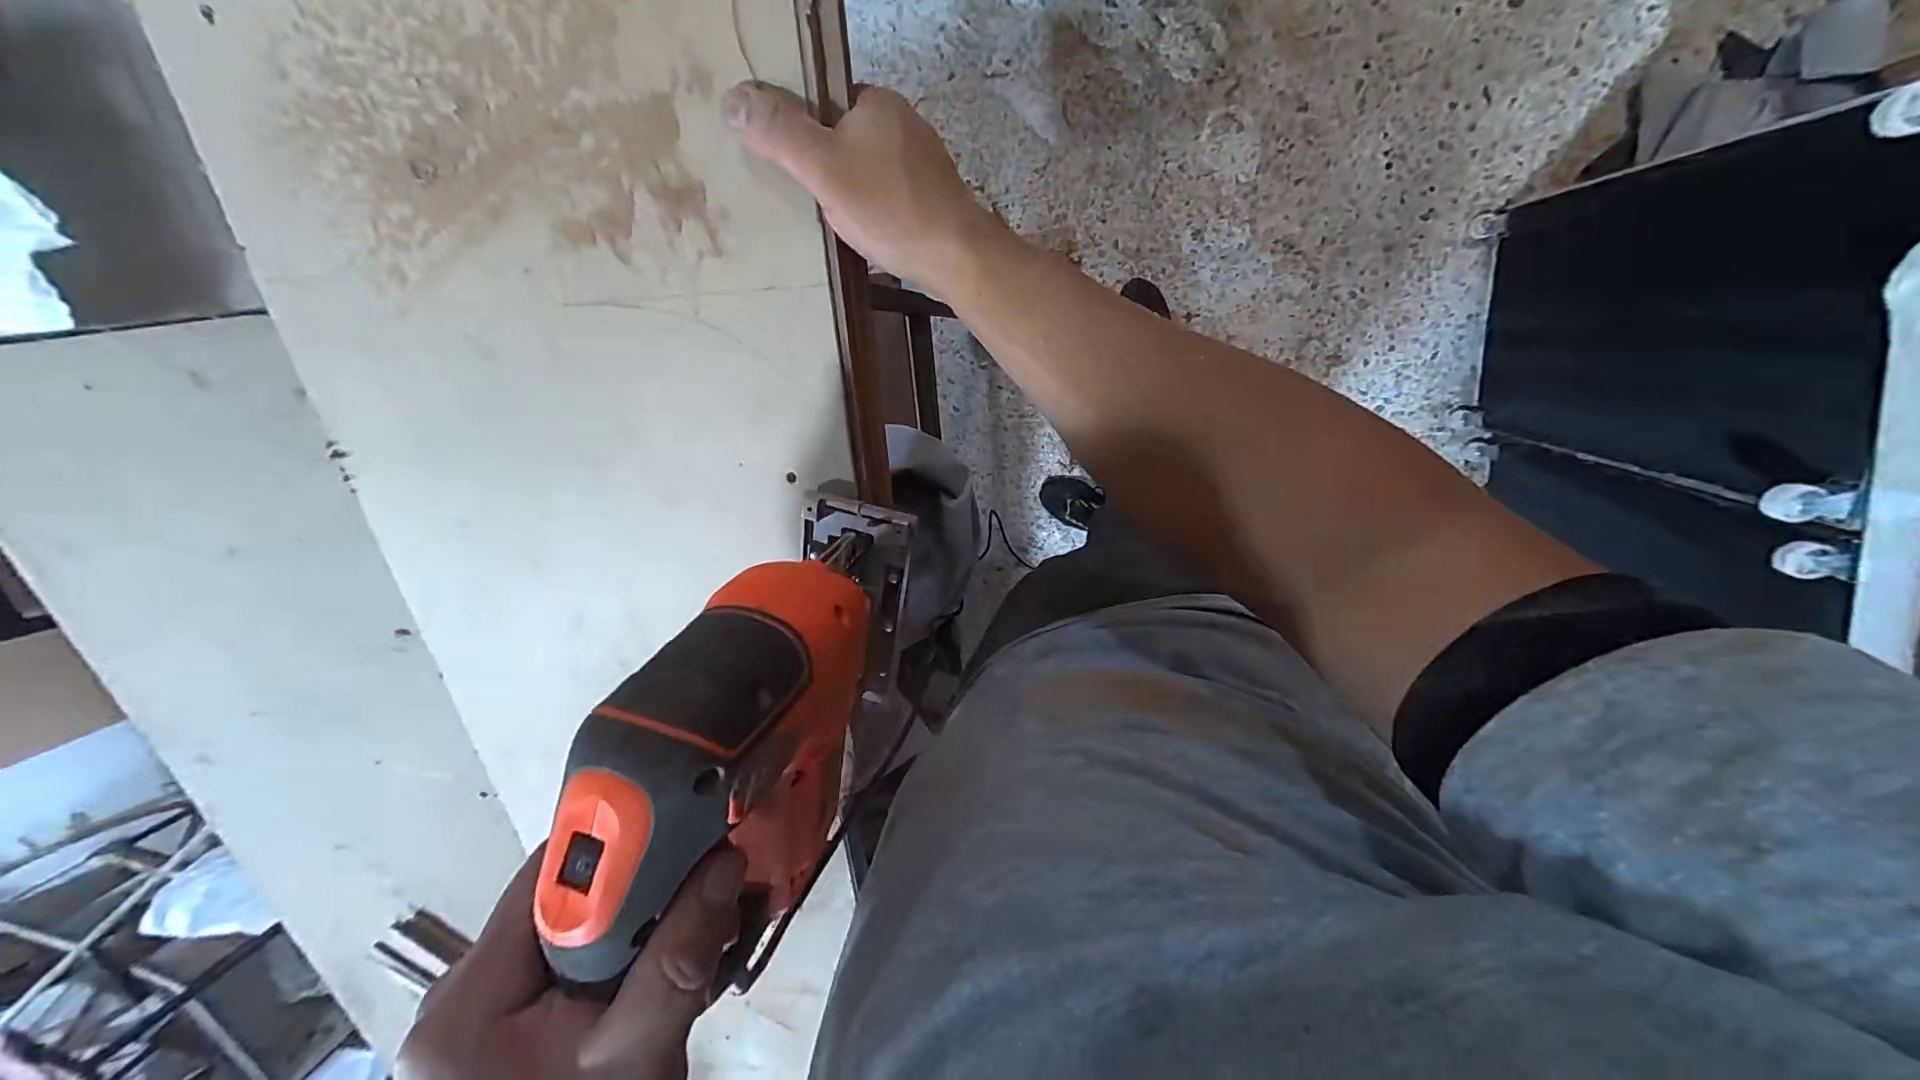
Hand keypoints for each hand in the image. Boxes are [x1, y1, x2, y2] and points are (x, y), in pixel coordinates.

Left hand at [397, 845, 745, 1079]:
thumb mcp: (638, 1056)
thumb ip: (679, 959)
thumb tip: (726, 861)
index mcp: (464, 1001)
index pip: (548, 875)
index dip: (622, 845)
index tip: (690, 836)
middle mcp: (460, 996)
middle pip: (566, 900)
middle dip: (643, 891)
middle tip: (706, 891)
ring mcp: (482, 1014)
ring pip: (577, 930)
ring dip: (643, 922)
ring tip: (696, 932)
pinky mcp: (508, 1027)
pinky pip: (575, 962)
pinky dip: (626, 953)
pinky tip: (661, 968)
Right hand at [724, 80, 1010, 296]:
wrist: (956, 256)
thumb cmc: (890, 208)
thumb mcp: (823, 168)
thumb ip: (780, 133)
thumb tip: (735, 99)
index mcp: (877, 102)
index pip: (822, 105)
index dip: (805, 139)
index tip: (804, 173)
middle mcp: (905, 122)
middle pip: (844, 142)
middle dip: (829, 176)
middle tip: (825, 206)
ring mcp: (923, 161)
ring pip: (868, 174)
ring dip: (853, 201)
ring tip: (851, 226)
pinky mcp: (933, 195)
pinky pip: (890, 198)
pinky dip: (878, 216)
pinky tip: (875, 236)